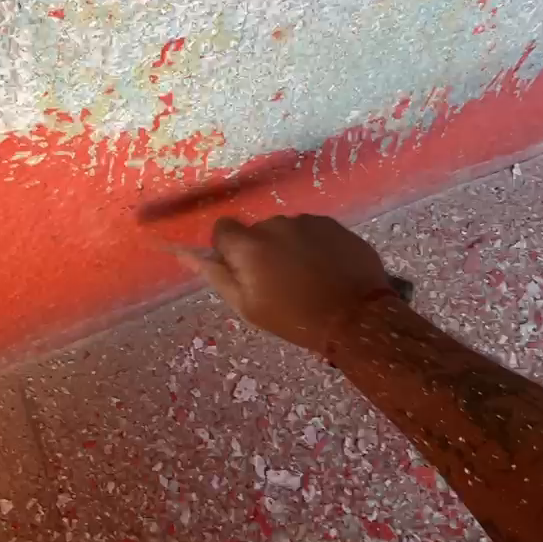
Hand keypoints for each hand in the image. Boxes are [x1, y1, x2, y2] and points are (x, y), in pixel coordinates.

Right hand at [177, 214, 393, 352]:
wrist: (358, 319)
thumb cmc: (295, 319)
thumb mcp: (247, 306)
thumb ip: (215, 276)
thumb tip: (184, 254)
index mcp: (249, 245)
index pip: (223, 228)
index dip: (228, 248)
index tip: (243, 270)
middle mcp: (274, 224)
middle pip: (256, 230)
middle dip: (260, 249)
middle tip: (278, 281)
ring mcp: (306, 221)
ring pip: (285, 230)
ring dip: (287, 246)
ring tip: (307, 276)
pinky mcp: (333, 224)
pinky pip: (311, 230)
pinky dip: (313, 245)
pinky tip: (326, 268)